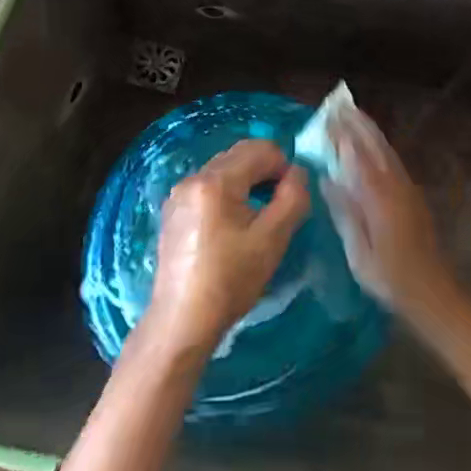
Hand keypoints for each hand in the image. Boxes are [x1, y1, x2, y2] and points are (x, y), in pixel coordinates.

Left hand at [147, 139, 309, 353]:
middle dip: (265, 171)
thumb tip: (297, 174)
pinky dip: (228, 194)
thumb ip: (292, 198)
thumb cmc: (231, 279)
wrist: (182, 320)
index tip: (292, 197)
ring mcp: (178, 195)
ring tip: (258, 216)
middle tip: (279, 205)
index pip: (260, 150)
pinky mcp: (173, 212)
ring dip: (247, 181)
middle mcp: (192, 178)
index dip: (284, 166)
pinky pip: (208, 187)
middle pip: (238, 155)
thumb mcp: (272, 239)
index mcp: (215, 180)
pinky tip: (233, 226)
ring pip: (223, 170)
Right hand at [319, 105, 453, 314]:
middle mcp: (396, 186)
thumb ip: (345, 212)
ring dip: (370, 131)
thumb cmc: (391, 278)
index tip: (326, 116)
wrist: (434, 293)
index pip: (356, 157)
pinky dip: (379, 146)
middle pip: (375, 146)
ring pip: (387, 151)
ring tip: (353, 114)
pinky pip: (393, 162)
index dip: (342, 135)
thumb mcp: (359, 252)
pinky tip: (372, 145)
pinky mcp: (413, 197)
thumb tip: (327, 179)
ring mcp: (408, 190)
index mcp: (380, 198)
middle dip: (357, 124)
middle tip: (339, 104)